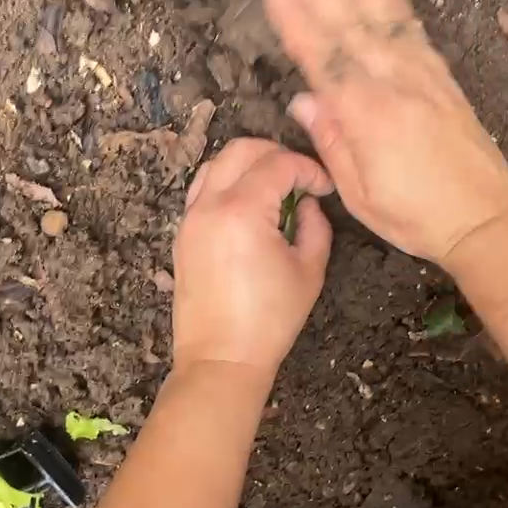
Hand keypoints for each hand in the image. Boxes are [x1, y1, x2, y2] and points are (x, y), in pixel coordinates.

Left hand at [172, 139, 333, 374]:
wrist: (221, 358)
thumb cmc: (269, 321)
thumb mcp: (309, 272)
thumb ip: (314, 227)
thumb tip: (307, 205)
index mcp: (243, 211)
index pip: (279, 164)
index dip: (308, 169)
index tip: (324, 188)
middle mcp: (210, 205)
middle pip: (241, 150)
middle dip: (276, 154)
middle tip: (300, 177)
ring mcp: (191, 219)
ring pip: (216, 164)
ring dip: (247, 165)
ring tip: (273, 189)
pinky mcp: (183, 235)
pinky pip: (202, 190)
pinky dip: (225, 184)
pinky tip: (247, 207)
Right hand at [264, 0, 507, 264]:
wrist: (486, 220)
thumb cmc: (417, 218)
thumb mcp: (361, 195)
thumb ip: (332, 142)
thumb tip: (303, 99)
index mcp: (369, 118)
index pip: (324, 58)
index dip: (298, 18)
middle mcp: (397, 87)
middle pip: (352, 24)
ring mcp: (424, 79)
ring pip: (384, 18)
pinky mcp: (443, 81)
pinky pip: (414, 32)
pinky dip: (395, 3)